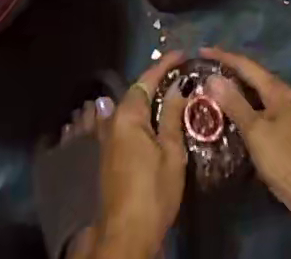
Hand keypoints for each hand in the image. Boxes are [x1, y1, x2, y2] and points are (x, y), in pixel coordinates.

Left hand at [87, 52, 189, 258]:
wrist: (126, 236)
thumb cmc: (153, 192)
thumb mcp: (171, 152)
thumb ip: (172, 115)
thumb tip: (179, 86)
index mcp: (128, 116)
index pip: (147, 79)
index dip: (165, 64)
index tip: (183, 54)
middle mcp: (113, 122)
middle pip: (137, 92)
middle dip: (158, 80)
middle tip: (182, 73)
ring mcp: (108, 139)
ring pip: (131, 108)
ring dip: (150, 98)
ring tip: (173, 91)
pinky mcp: (109, 155)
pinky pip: (128, 123)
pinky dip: (144, 115)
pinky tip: (157, 119)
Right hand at [200, 49, 290, 257]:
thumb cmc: (289, 161)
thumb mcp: (257, 132)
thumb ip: (236, 104)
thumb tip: (213, 76)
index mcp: (279, 91)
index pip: (247, 66)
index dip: (224, 56)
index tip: (201, 50)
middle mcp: (285, 100)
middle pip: (253, 80)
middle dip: (229, 75)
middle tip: (202, 75)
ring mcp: (289, 120)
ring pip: (257, 101)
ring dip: (236, 97)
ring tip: (211, 98)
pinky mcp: (289, 140)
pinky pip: (261, 119)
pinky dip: (244, 116)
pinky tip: (231, 126)